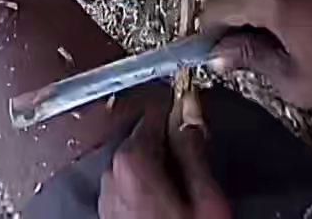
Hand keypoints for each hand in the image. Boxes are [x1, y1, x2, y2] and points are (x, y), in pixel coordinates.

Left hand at [98, 96, 229, 218]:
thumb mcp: (205, 200)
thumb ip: (193, 147)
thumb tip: (190, 103)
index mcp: (133, 159)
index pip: (158, 111)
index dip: (181, 116)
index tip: (200, 129)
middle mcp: (110, 171)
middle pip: (146, 137)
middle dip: (170, 146)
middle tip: (197, 171)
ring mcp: (105, 196)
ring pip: (138, 162)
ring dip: (160, 169)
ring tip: (184, 195)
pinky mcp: (106, 217)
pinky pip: (129, 186)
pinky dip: (148, 189)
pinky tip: (168, 210)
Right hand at [201, 0, 311, 107]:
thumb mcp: (295, 78)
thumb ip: (251, 60)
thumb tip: (217, 55)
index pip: (217, 6)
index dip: (210, 30)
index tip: (214, 52)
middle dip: (243, 23)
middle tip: (263, 55)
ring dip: (267, 10)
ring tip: (293, 39)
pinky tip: (310, 21)